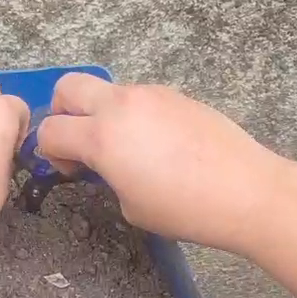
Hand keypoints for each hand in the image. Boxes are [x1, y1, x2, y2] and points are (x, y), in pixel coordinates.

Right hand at [34, 73, 294, 254]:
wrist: (246, 191)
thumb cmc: (184, 209)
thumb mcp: (130, 206)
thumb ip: (106, 177)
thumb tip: (107, 165)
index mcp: (102, 137)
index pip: (49, 130)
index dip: (50, 153)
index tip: (71, 171)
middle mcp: (121, 105)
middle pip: (67, 87)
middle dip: (62, 113)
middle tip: (81, 143)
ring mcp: (151, 94)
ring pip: (106, 91)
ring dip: (101, 113)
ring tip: (127, 149)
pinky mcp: (176, 95)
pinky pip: (139, 97)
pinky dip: (132, 115)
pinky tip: (157, 145)